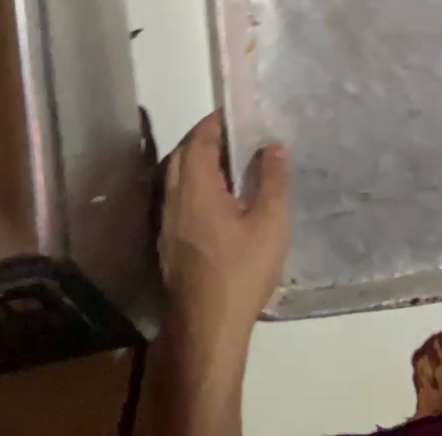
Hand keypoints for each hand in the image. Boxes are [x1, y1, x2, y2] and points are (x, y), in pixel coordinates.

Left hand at [159, 111, 292, 340]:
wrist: (207, 330)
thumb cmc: (241, 271)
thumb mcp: (270, 221)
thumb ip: (273, 179)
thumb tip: (272, 145)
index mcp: (195, 190)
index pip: (198, 141)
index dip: (215, 122)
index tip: (238, 111)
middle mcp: (173, 202)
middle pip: (182, 157)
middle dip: (206, 139)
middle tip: (239, 133)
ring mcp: (168, 226)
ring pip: (178, 180)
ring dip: (200, 163)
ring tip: (235, 161)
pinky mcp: (170, 246)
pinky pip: (180, 199)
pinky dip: (198, 185)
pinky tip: (223, 199)